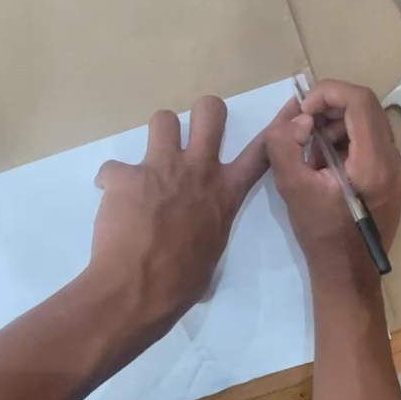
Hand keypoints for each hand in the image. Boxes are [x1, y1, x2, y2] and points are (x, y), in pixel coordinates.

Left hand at [86, 96, 269, 330]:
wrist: (139, 290)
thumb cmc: (184, 281)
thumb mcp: (214, 248)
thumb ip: (211, 222)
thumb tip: (198, 227)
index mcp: (226, 193)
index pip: (260, 152)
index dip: (276, 126)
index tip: (288, 110)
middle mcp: (198, 170)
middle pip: (210, 111)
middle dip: (205, 113)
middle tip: (194, 133)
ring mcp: (161, 167)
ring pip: (163, 119)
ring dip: (158, 137)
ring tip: (151, 162)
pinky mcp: (124, 175)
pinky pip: (113, 168)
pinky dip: (112, 182)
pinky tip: (112, 202)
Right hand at [261, 79, 400, 281]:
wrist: (347, 274)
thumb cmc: (320, 234)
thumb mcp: (292, 187)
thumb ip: (285, 144)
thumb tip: (299, 118)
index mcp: (375, 163)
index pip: (360, 101)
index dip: (328, 93)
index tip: (303, 109)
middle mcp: (395, 161)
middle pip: (367, 109)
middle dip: (330, 108)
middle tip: (303, 126)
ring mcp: (398, 170)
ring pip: (369, 124)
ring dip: (337, 125)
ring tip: (310, 150)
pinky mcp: (393, 179)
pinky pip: (371, 144)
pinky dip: (346, 141)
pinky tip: (324, 164)